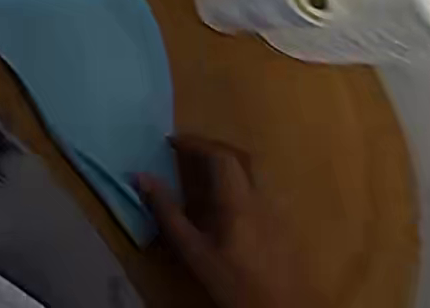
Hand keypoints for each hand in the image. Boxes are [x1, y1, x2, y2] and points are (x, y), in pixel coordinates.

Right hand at [134, 136, 315, 307]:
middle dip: (212, 151)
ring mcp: (280, 219)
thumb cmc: (237, 286)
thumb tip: (141, 176)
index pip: (221, 156)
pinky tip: (229, 210)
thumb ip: (167, 212)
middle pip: (240, 161)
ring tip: (204, 179)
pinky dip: (240, 188)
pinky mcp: (288, 236)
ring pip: (254, 178)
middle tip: (187, 155)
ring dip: (227, 169)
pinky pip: (262, 197)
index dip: (195, 143)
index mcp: (239, 202)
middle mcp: (263, 203)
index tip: (171, 143)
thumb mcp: (194, 252)